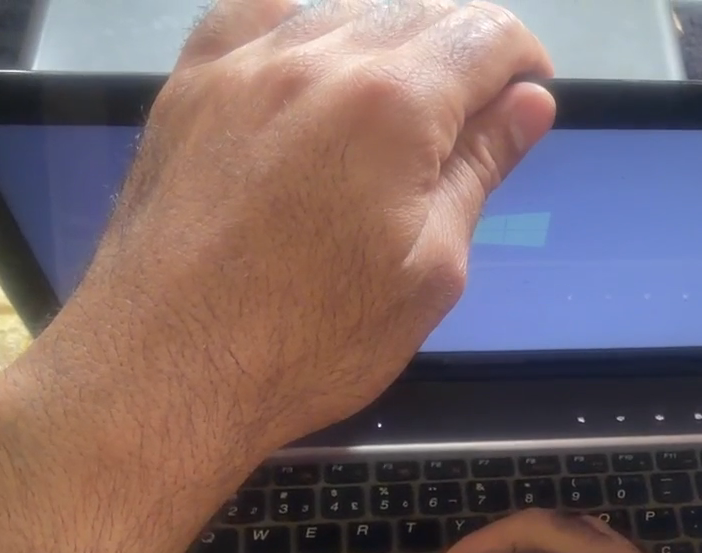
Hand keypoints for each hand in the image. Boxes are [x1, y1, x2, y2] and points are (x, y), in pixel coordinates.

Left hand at [0, 0, 554, 493]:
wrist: (169, 367)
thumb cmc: (320, 340)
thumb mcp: (430, 270)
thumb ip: (479, 171)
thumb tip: (530, 104)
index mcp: (393, 105)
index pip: (482, 36)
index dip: (522, 59)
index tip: (533, 94)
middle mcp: (317, 54)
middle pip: (417, 9)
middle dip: (465, 47)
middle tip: (478, 114)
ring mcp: (242, 59)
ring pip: (342, 7)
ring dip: (394, 40)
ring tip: (406, 110)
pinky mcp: (189, 82)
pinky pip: (263, 16)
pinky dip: (312, 32)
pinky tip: (321, 77)